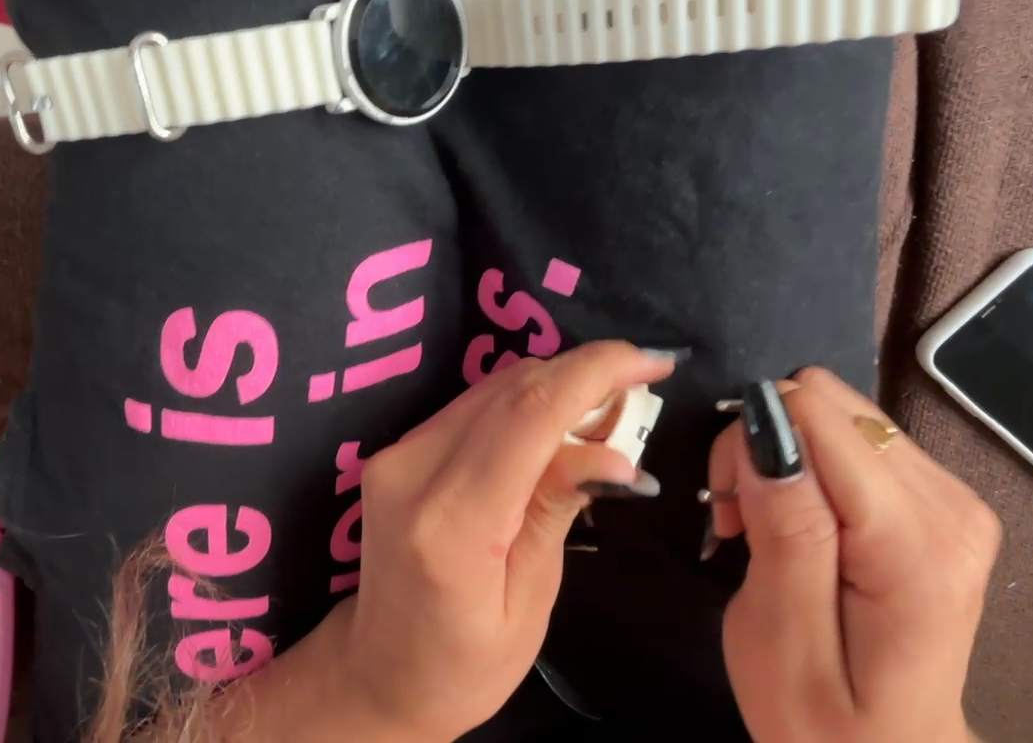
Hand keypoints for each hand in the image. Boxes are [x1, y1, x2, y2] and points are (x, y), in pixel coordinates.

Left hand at [321, 343, 674, 741]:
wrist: (379, 670)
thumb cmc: (465, 663)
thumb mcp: (530, 600)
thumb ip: (558, 508)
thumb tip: (615, 452)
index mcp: (451, 522)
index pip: (528, 416)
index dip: (594, 374)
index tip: (652, 362)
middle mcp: (413, 469)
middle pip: (511, 389)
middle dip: (583, 375)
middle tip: (640, 390)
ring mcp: (398, 452)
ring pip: (492, 388)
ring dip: (555, 385)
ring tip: (606, 411)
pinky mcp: (397, 448)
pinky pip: (472, 405)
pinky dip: (522, 403)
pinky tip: (556, 424)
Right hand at [709, 369, 1000, 742]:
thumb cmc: (827, 722)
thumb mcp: (781, 641)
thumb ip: (784, 530)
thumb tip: (764, 426)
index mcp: (915, 543)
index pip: (815, 415)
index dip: (751, 444)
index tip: (733, 512)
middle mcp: (949, 503)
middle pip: (824, 403)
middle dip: (765, 445)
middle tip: (747, 519)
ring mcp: (952, 497)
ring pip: (833, 410)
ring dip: (783, 454)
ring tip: (772, 526)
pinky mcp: (938, 496)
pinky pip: (850, 434)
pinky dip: (808, 464)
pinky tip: (802, 519)